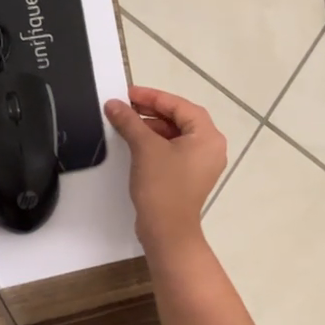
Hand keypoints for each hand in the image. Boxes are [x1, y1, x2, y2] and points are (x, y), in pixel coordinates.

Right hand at [103, 85, 226, 252]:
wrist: (167, 231)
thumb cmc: (162, 186)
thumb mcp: (144, 148)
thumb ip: (129, 121)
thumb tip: (113, 104)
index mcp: (208, 136)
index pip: (179, 106)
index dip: (152, 97)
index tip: (128, 93)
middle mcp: (211, 147)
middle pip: (180, 119)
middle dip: (152, 112)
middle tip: (126, 107)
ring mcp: (202, 165)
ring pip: (176, 136)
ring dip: (152, 128)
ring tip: (127, 124)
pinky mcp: (190, 178)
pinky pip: (175, 152)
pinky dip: (157, 144)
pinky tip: (136, 143)